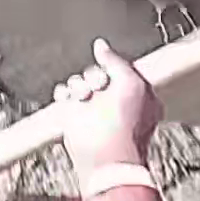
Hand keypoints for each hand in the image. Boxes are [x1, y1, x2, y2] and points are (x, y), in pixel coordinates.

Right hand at [55, 38, 161, 172]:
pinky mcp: (74, 114)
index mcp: (135, 92)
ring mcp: (94, 107)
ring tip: (83, 97)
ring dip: (78, 85)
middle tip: (98, 87)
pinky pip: (64, 92)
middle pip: (96, 70)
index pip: (119, 66)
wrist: (104, 155)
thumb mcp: (130, 82)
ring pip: (79, 80)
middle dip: (94, 75)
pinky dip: (64, 93)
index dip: (113, 65)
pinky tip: (69, 99)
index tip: (110, 70)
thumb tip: (100, 45)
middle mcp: (115, 99)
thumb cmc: (125, 123)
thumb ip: (115, 60)